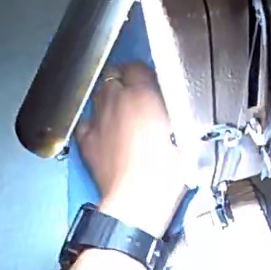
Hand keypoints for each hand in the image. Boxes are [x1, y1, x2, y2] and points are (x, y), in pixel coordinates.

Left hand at [76, 62, 185, 237]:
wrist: (136, 202)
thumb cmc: (162, 177)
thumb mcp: (184, 142)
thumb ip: (174, 120)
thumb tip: (173, 117)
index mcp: (143, 97)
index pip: (138, 67)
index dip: (145, 73)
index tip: (151, 80)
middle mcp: (116, 102)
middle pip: (114, 76)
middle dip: (125, 81)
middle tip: (137, 93)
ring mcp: (98, 120)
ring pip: (99, 94)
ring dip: (110, 97)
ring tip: (122, 109)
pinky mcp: (87, 140)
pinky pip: (86, 120)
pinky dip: (94, 120)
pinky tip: (104, 129)